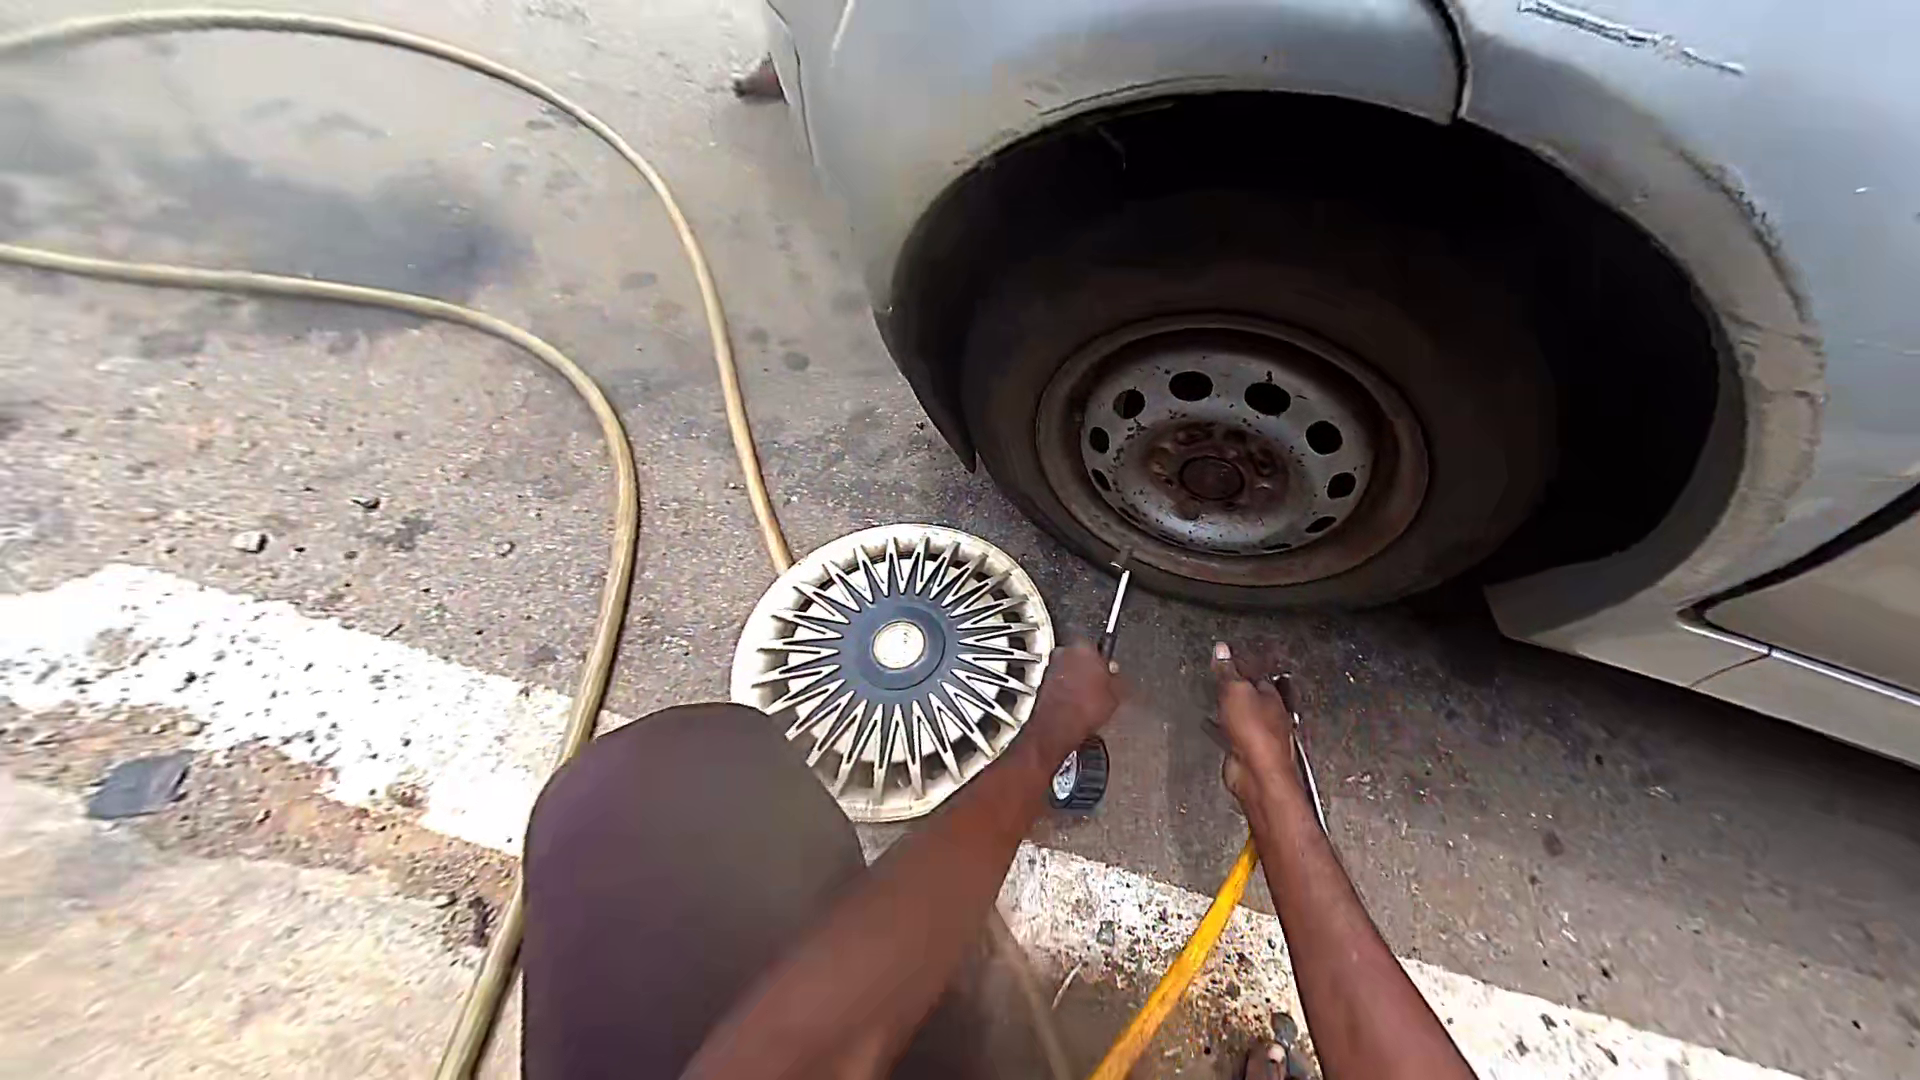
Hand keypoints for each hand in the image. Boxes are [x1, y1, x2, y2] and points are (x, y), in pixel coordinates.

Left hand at [1028, 642, 1122, 758]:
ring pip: (1066, 669)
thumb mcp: (1115, 695)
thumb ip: (1116, 680)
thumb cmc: (1084, 707)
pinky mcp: (1040, 681)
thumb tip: (1115, 678)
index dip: (1103, 662)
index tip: (1107, 672)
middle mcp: (1063, 652)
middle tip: (1097, 686)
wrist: (1058, 725)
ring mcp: (1050, 666)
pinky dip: (1062, 689)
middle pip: (1079, 656)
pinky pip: (1056, 682)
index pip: (1096, 647)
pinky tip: (1071, 704)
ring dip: (1073, 679)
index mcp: (1084, 647)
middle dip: (1087, 669)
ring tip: (1084, 699)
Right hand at [1212, 642, 1300, 808]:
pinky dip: (1220, 726)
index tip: (1225, 654)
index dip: (1238, 662)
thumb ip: (1227, 671)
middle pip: (1251, 693)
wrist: (1258, 774)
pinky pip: (1230, 732)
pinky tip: (1212, 726)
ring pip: (1242, 713)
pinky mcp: (1245, 750)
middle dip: (1237, 684)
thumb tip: (1221, 650)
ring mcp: (1257, 734)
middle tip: (1222, 674)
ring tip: (1216, 697)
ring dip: (1229, 706)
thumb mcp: (1236, 691)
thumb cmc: (1255, 734)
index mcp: (1270, 695)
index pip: (1253, 672)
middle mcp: (1268, 715)